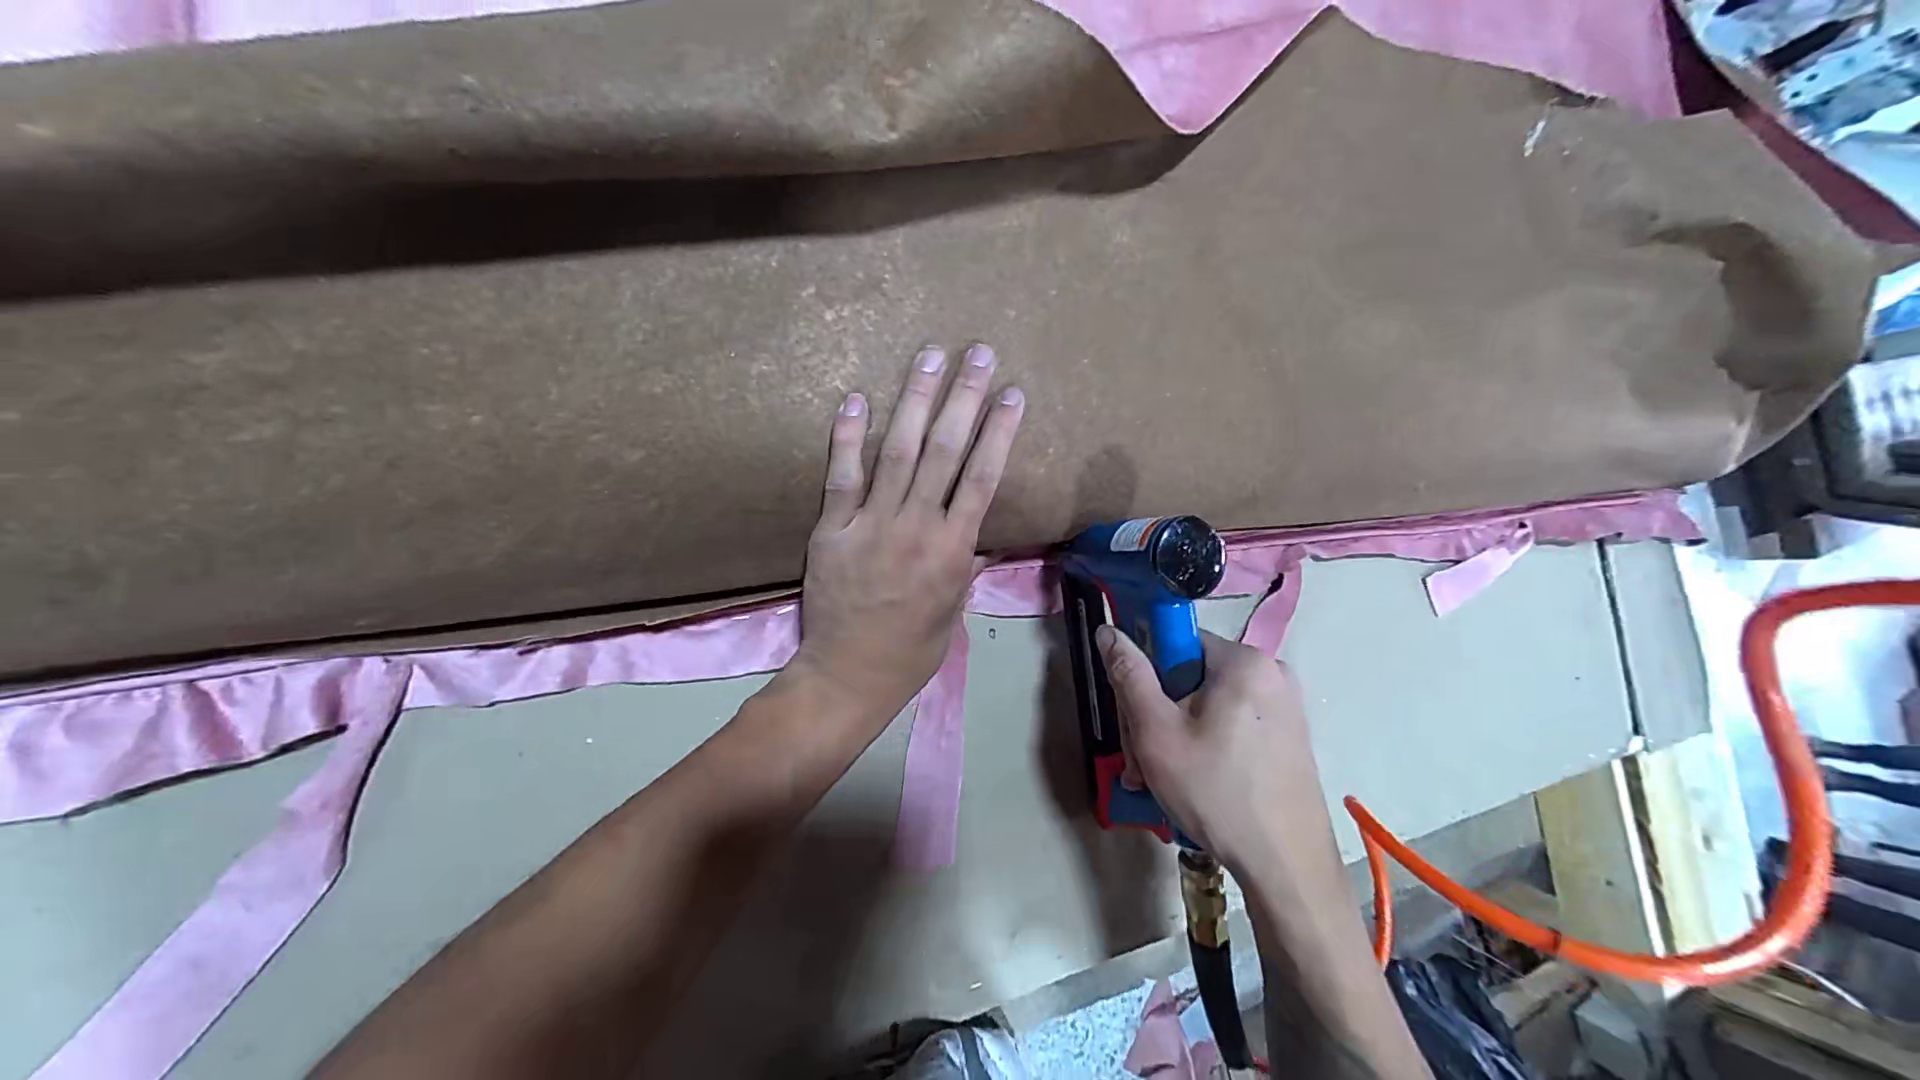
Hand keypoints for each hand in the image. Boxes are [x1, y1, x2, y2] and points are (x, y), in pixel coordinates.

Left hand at [787, 343, 1024, 720]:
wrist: (850, 674)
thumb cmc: (913, 649)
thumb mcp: (955, 609)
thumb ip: (965, 563)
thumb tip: (978, 534)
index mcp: (953, 549)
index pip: (982, 478)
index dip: (999, 432)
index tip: (1012, 394)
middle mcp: (917, 527)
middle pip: (945, 451)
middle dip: (964, 397)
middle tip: (978, 353)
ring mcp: (871, 524)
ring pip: (898, 451)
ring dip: (915, 400)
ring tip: (929, 357)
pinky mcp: (832, 529)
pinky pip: (842, 476)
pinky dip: (848, 436)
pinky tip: (855, 398)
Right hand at [1098, 627, 1328, 870]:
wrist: (1288, 869)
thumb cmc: (1215, 792)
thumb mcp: (1156, 732)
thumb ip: (1129, 675)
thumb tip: (1108, 630)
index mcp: (1244, 660)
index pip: (1174, 641)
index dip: (1146, 675)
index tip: (1136, 718)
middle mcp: (1272, 673)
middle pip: (1189, 676)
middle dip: (1157, 716)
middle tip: (1141, 761)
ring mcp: (1286, 707)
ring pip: (1208, 704)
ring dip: (1176, 737)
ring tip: (1160, 781)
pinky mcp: (1290, 736)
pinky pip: (1233, 724)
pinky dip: (1206, 746)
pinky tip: (1193, 784)